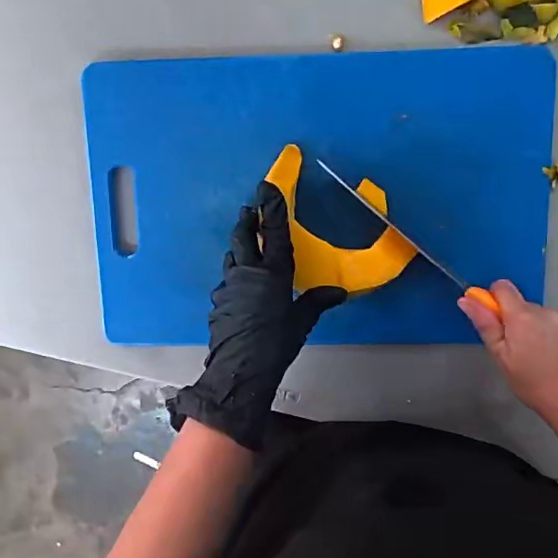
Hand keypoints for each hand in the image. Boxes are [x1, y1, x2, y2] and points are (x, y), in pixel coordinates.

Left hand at [169, 183, 344, 449]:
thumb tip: (339, 292)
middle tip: (249, 208)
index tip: (266, 186)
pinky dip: (235, 276)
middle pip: (243, 236)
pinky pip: (227, 281)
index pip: (274, 232)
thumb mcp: (301, 322)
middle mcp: (247, 272)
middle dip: (247, 220)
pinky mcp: (218, 301)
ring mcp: (228, 285)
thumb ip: (316, 302)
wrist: (239, 370)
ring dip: (239, 248)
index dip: (271, 207)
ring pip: (232, 257)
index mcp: (272, 272)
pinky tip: (240, 287)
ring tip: (246, 245)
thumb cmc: (276, 343)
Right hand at [459, 280, 557, 422]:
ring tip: (538, 357)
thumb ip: (485, 324)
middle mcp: (546, 311)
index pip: (502, 287)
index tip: (494, 321)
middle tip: (516, 349)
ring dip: (535, 328)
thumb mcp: (501, 357)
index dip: (493, 299)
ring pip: (541, 316)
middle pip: (522, 305)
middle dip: (515, 320)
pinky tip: (556, 359)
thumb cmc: (532, 383)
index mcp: (522, 316)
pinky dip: (553, 336)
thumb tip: (466, 299)